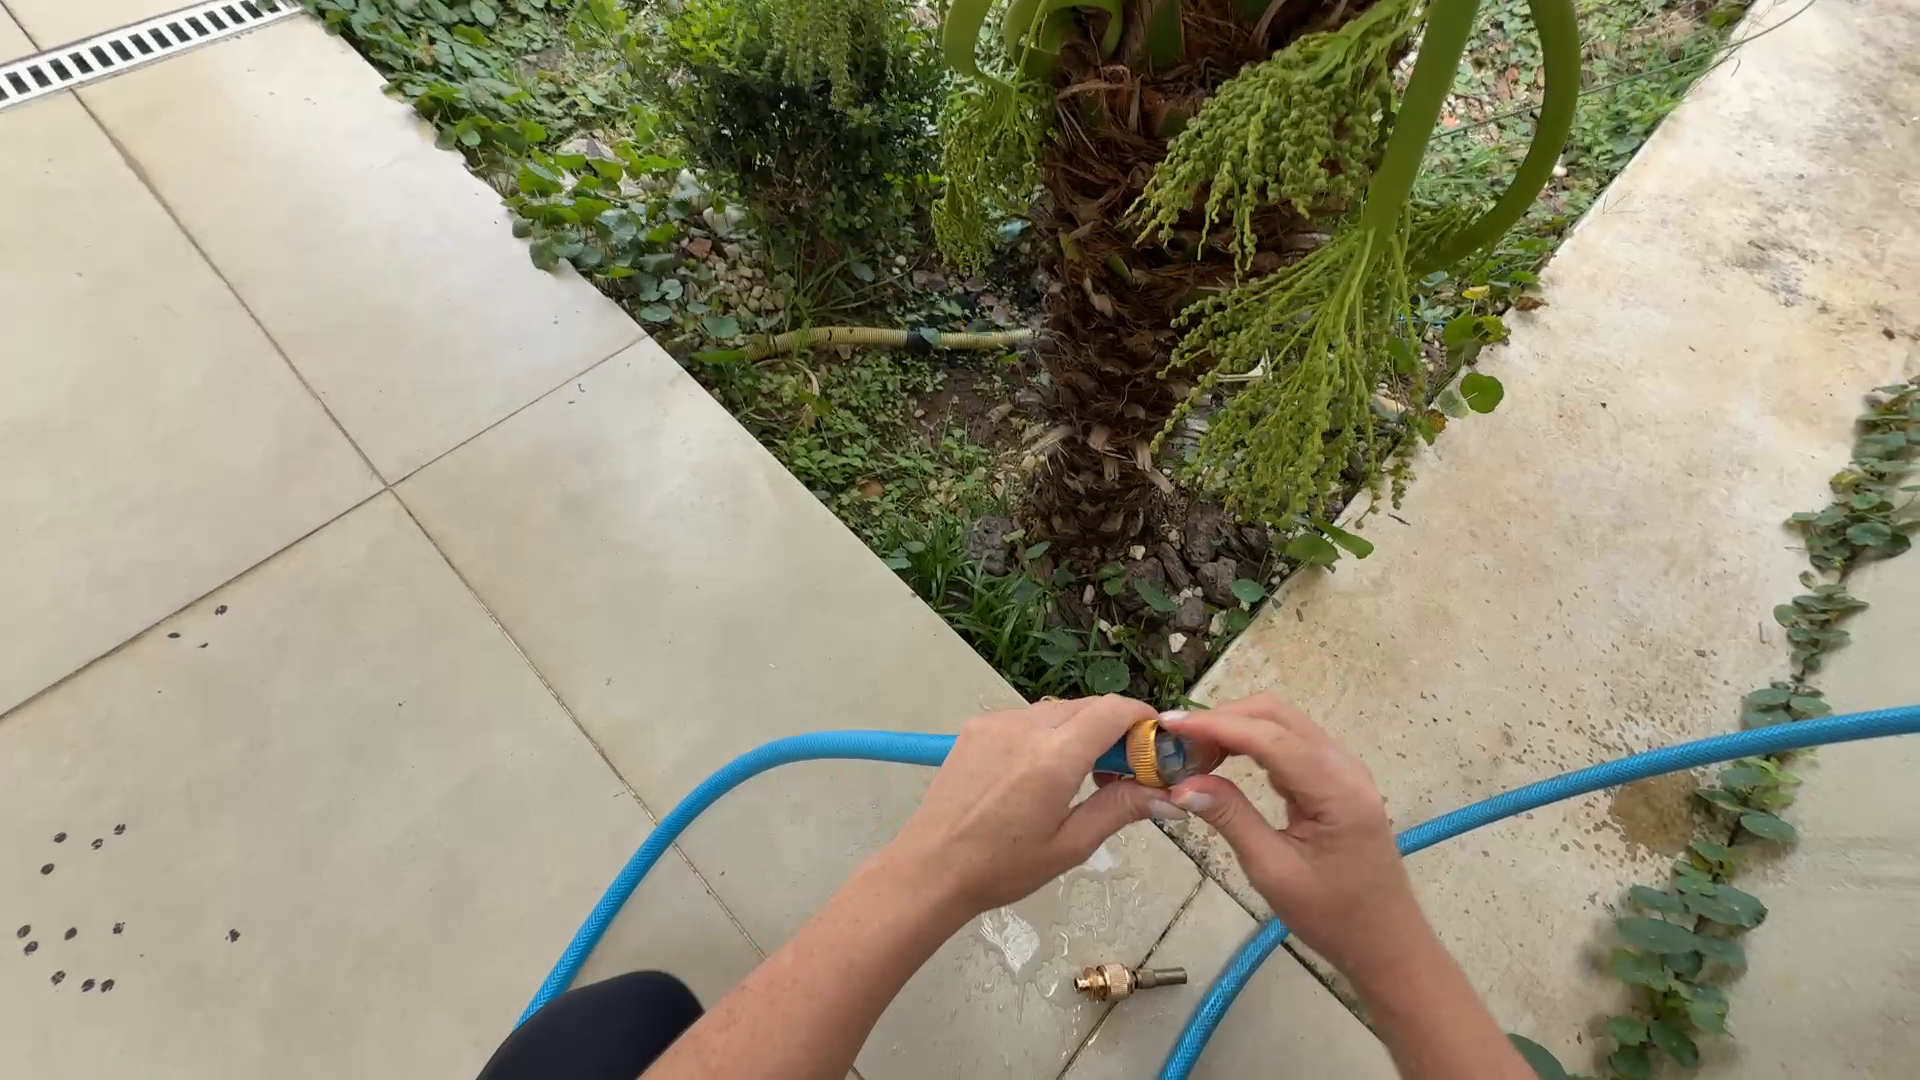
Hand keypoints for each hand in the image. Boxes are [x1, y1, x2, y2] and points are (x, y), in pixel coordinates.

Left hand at [880, 695, 1174, 918]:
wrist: (931, 865)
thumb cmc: (1003, 866)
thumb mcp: (1070, 845)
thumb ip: (1119, 809)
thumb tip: (1167, 795)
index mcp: (1053, 757)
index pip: (1113, 711)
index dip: (1141, 719)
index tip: (1155, 743)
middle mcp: (1026, 726)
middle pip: (1087, 706)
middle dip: (1114, 728)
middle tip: (1122, 770)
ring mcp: (997, 721)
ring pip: (1057, 709)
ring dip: (1079, 729)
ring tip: (1079, 774)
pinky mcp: (977, 725)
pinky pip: (1026, 717)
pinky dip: (1046, 732)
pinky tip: (1039, 770)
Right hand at [1161, 694, 1427, 985]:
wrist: (1387, 944)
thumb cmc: (1333, 916)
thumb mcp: (1273, 871)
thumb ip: (1230, 817)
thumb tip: (1181, 784)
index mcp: (1337, 790)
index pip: (1268, 737)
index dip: (1215, 724)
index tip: (1167, 724)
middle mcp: (1343, 765)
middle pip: (1275, 714)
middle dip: (1222, 718)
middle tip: (1177, 742)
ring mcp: (1341, 767)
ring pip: (1279, 721)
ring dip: (1233, 726)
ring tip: (1192, 751)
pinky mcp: (1331, 775)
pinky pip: (1285, 740)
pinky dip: (1248, 739)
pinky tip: (1221, 758)